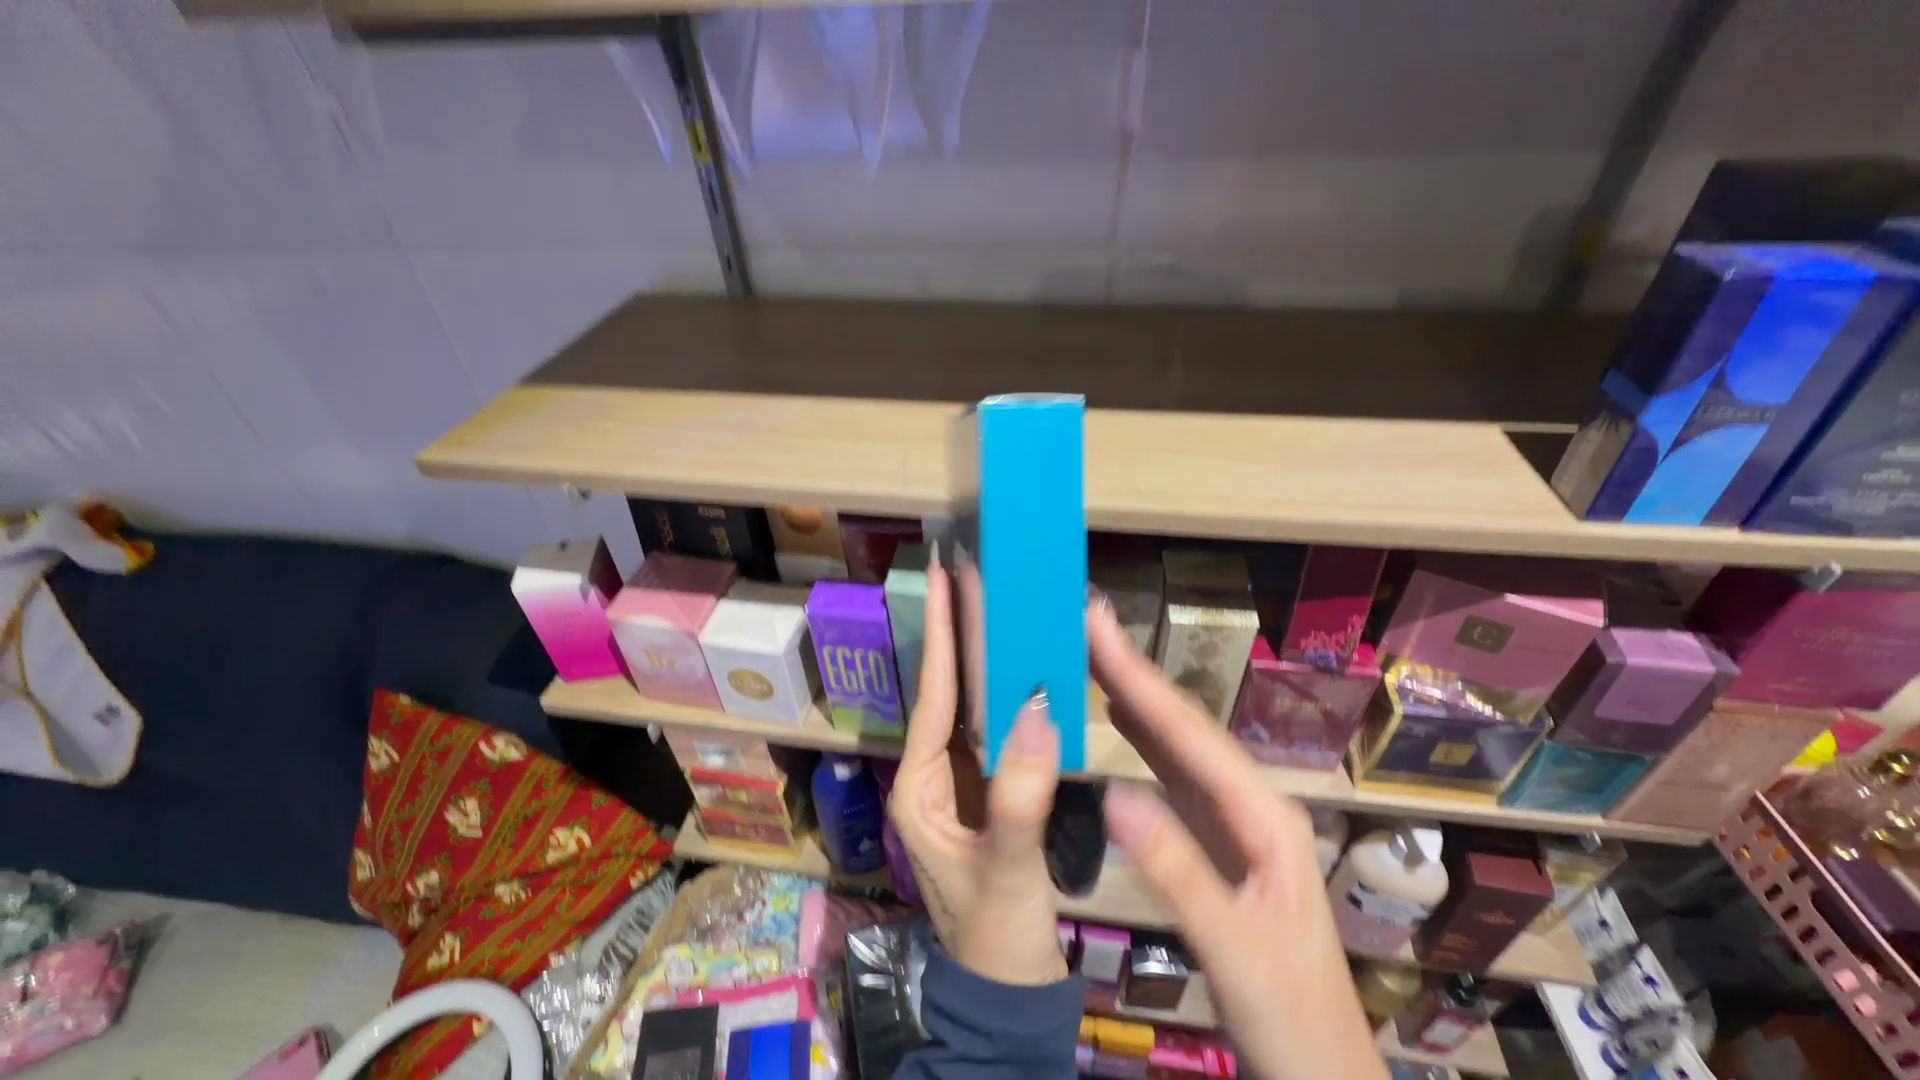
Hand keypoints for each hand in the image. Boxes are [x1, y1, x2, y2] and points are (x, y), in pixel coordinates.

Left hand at [887, 557, 1067, 985]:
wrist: (1012, 988)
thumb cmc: (997, 932)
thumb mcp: (1005, 868)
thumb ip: (1020, 796)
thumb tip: (1038, 709)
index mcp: (919, 789)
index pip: (934, 699)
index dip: (943, 637)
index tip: (945, 577)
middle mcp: (935, 778)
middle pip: (952, 695)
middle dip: (961, 635)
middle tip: (972, 572)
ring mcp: (965, 786)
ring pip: (977, 711)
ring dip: (990, 660)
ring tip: (1004, 604)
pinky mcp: (993, 796)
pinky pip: (1002, 735)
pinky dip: (1016, 700)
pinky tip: (1034, 671)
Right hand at [1089, 601, 1387, 1079]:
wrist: (1322, 1076)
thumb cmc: (1288, 1016)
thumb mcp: (1234, 948)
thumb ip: (1176, 870)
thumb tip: (1111, 792)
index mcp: (1266, 818)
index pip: (1192, 736)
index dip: (1141, 679)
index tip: (1098, 625)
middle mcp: (1255, 808)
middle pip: (1187, 731)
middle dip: (1136, 675)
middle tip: (1086, 623)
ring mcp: (1239, 828)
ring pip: (1180, 751)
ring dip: (1138, 703)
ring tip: (1094, 658)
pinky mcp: (1221, 849)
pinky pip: (1175, 783)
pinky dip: (1143, 747)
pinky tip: (1121, 726)